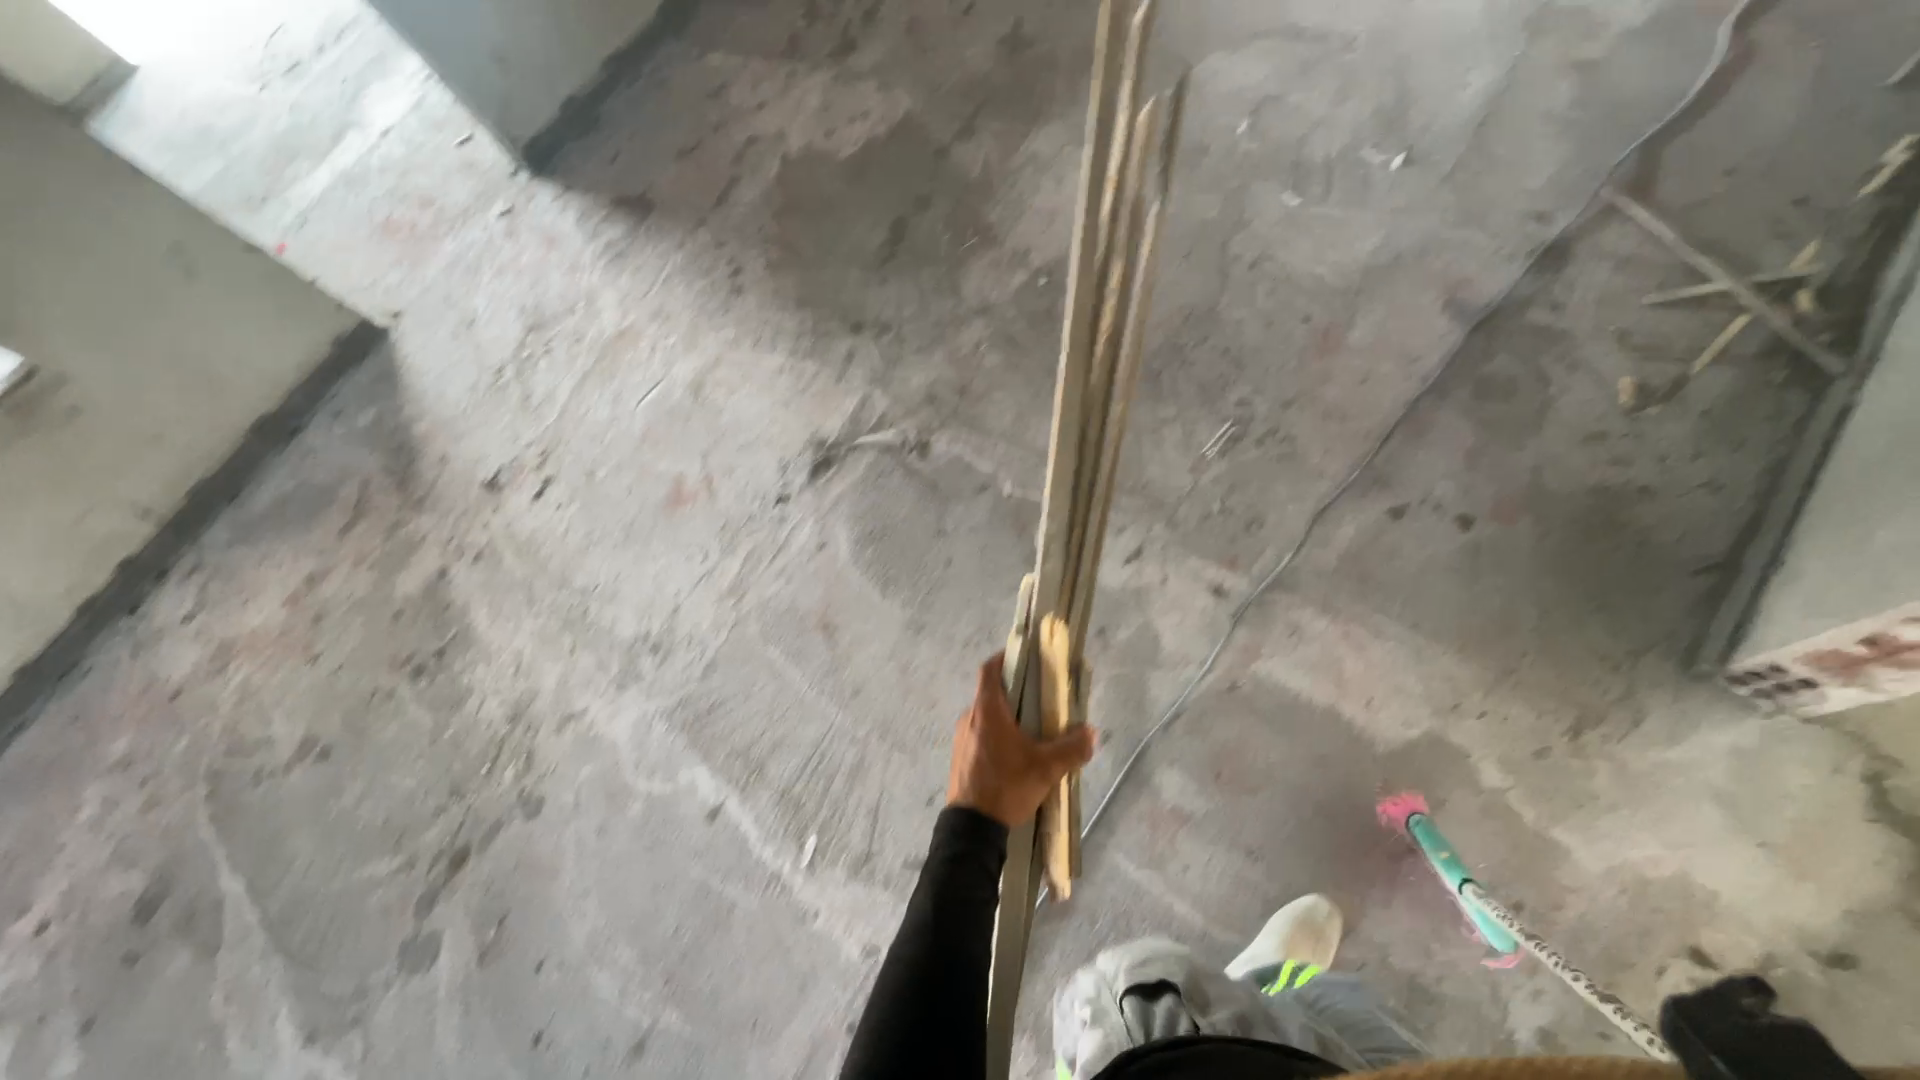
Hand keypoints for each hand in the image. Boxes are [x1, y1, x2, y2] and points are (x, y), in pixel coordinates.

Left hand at [946, 653, 1096, 827]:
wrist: (972, 828)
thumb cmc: (1007, 786)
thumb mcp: (1047, 768)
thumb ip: (1072, 748)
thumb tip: (1090, 733)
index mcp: (986, 710)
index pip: (990, 669)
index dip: (1006, 658)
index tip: (1026, 658)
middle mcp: (969, 718)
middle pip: (991, 693)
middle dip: (1016, 693)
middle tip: (1041, 699)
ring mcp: (962, 739)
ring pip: (986, 717)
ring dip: (1007, 718)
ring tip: (1033, 731)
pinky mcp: (961, 758)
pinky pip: (981, 736)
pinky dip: (998, 736)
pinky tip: (1016, 756)